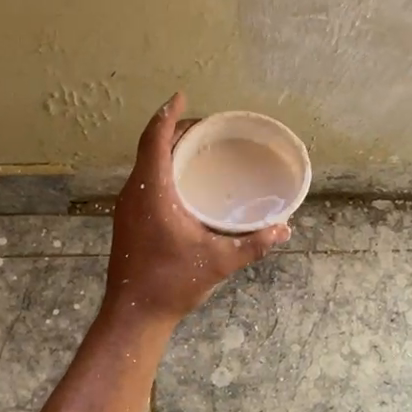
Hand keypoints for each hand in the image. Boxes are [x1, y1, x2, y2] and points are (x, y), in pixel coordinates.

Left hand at [103, 94, 290, 326]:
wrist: (133, 315)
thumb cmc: (172, 284)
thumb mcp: (219, 262)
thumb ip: (253, 244)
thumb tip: (283, 229)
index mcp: (152, 192)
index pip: (155, 140)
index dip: (168, 115)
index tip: (181, 96)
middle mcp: (134, 194)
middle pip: (149, 148)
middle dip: (173, 129)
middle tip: (204, 125)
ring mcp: (127, 208)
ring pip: (145, 165)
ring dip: (166, 150)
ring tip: (196, 146)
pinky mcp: (128, 222)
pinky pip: (144, 181)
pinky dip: (161, 169)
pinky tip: (182, 181)